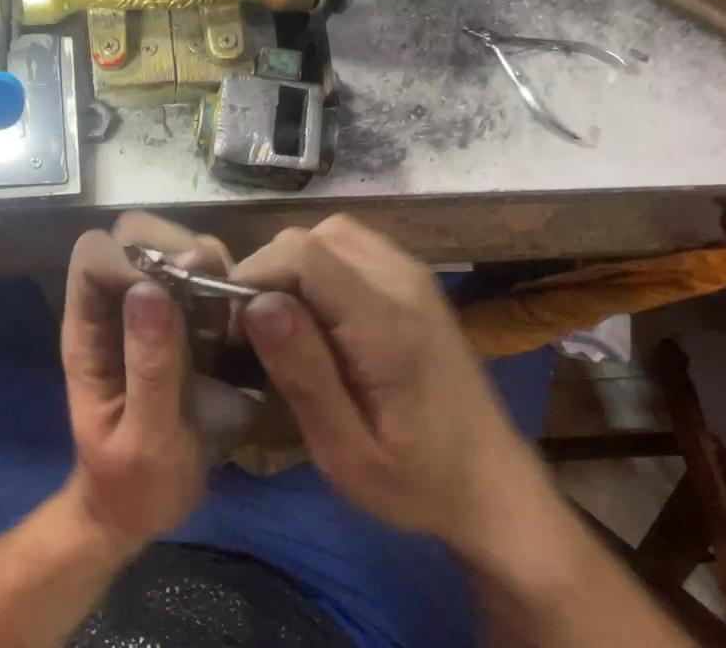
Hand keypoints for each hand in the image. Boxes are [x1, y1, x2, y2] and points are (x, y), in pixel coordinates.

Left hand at [59, 213, 232, 558]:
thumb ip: (149, 367)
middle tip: (214, 296)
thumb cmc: (133, 483)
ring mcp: (156, 315)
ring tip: (235, 320)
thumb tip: (150, 290)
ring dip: (212, 272)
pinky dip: (232, 294)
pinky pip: (211, 286)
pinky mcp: (189, 328)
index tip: (172, 299)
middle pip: (138, 236)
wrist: (144, 510)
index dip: (131, 263)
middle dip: (179, 250)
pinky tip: (246, 331)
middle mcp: (119, 310)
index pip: (94, 256)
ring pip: (179, 251)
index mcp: (89, 330)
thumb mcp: (144, 439)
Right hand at [233, 215, 546, 557]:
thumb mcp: (347, 452)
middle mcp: (404, 285)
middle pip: (310, 238)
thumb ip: (303, 374)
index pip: (302, 255)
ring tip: (282, 322)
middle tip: (252, 332)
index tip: (232, 326)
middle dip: (267, 273)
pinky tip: (317, 315)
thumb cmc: (417, 484)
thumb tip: (256, 304)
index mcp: (387, 325)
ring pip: (329, 234)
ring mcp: (415, 278)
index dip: (254, 277)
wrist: (494, 490)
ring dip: (292, 267)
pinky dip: (319, 266)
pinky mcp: (416, 283)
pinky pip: (351, 247)